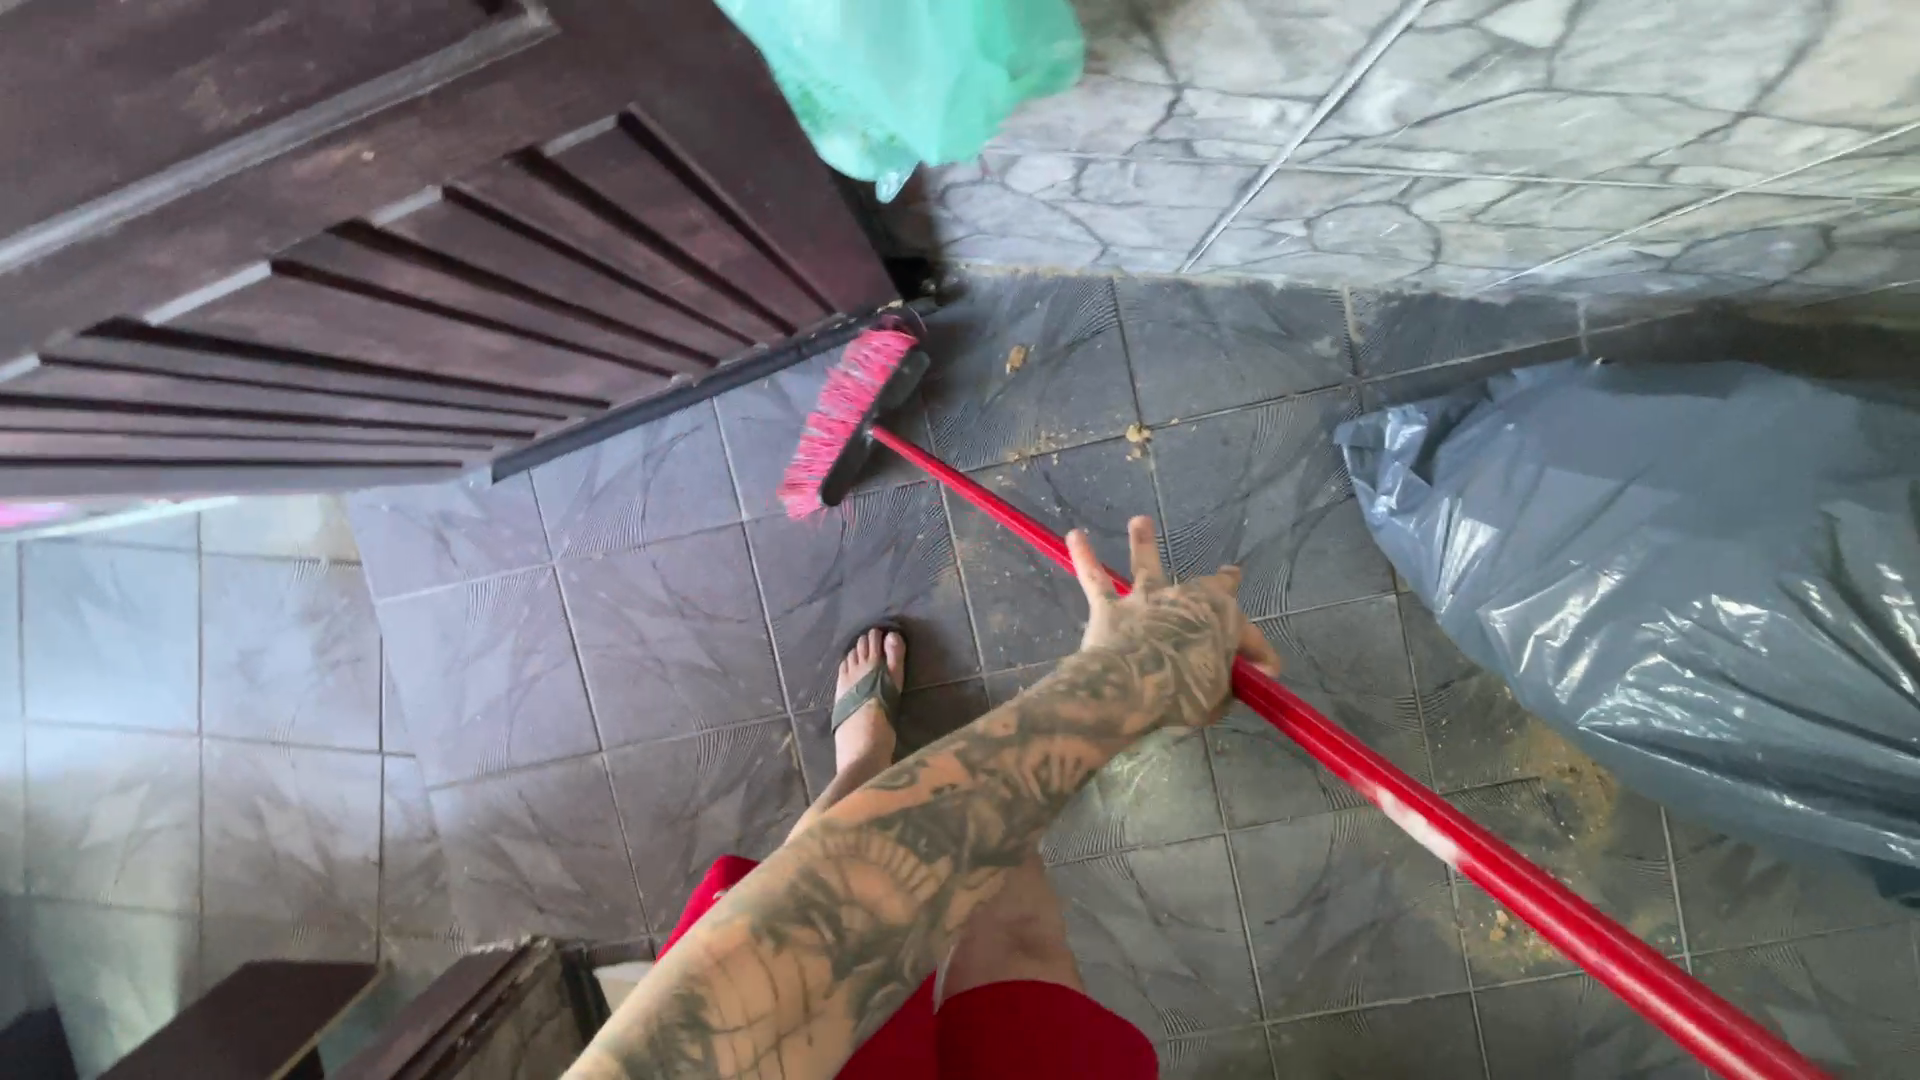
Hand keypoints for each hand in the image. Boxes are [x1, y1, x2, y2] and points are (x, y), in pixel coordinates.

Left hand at [1066, 516, 1282, 728]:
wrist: (1132, 686)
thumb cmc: (1184, 692)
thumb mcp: (1218, 697)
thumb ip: (1223, 684)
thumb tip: (1225, 684)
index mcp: (1220, 617)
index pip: (1248, 635)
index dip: (1259, 655)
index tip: (1265, 674)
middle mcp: (1185, 598)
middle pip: (1210, 588)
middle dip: (1224, 583)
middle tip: (1231, 574)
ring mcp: (1145, 599)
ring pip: (1147, 565)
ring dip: (1144, 542)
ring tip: (1139, 522)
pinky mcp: (1110, 607)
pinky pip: (1095, 579)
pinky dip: (1084, 557)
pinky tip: (1075, 537)